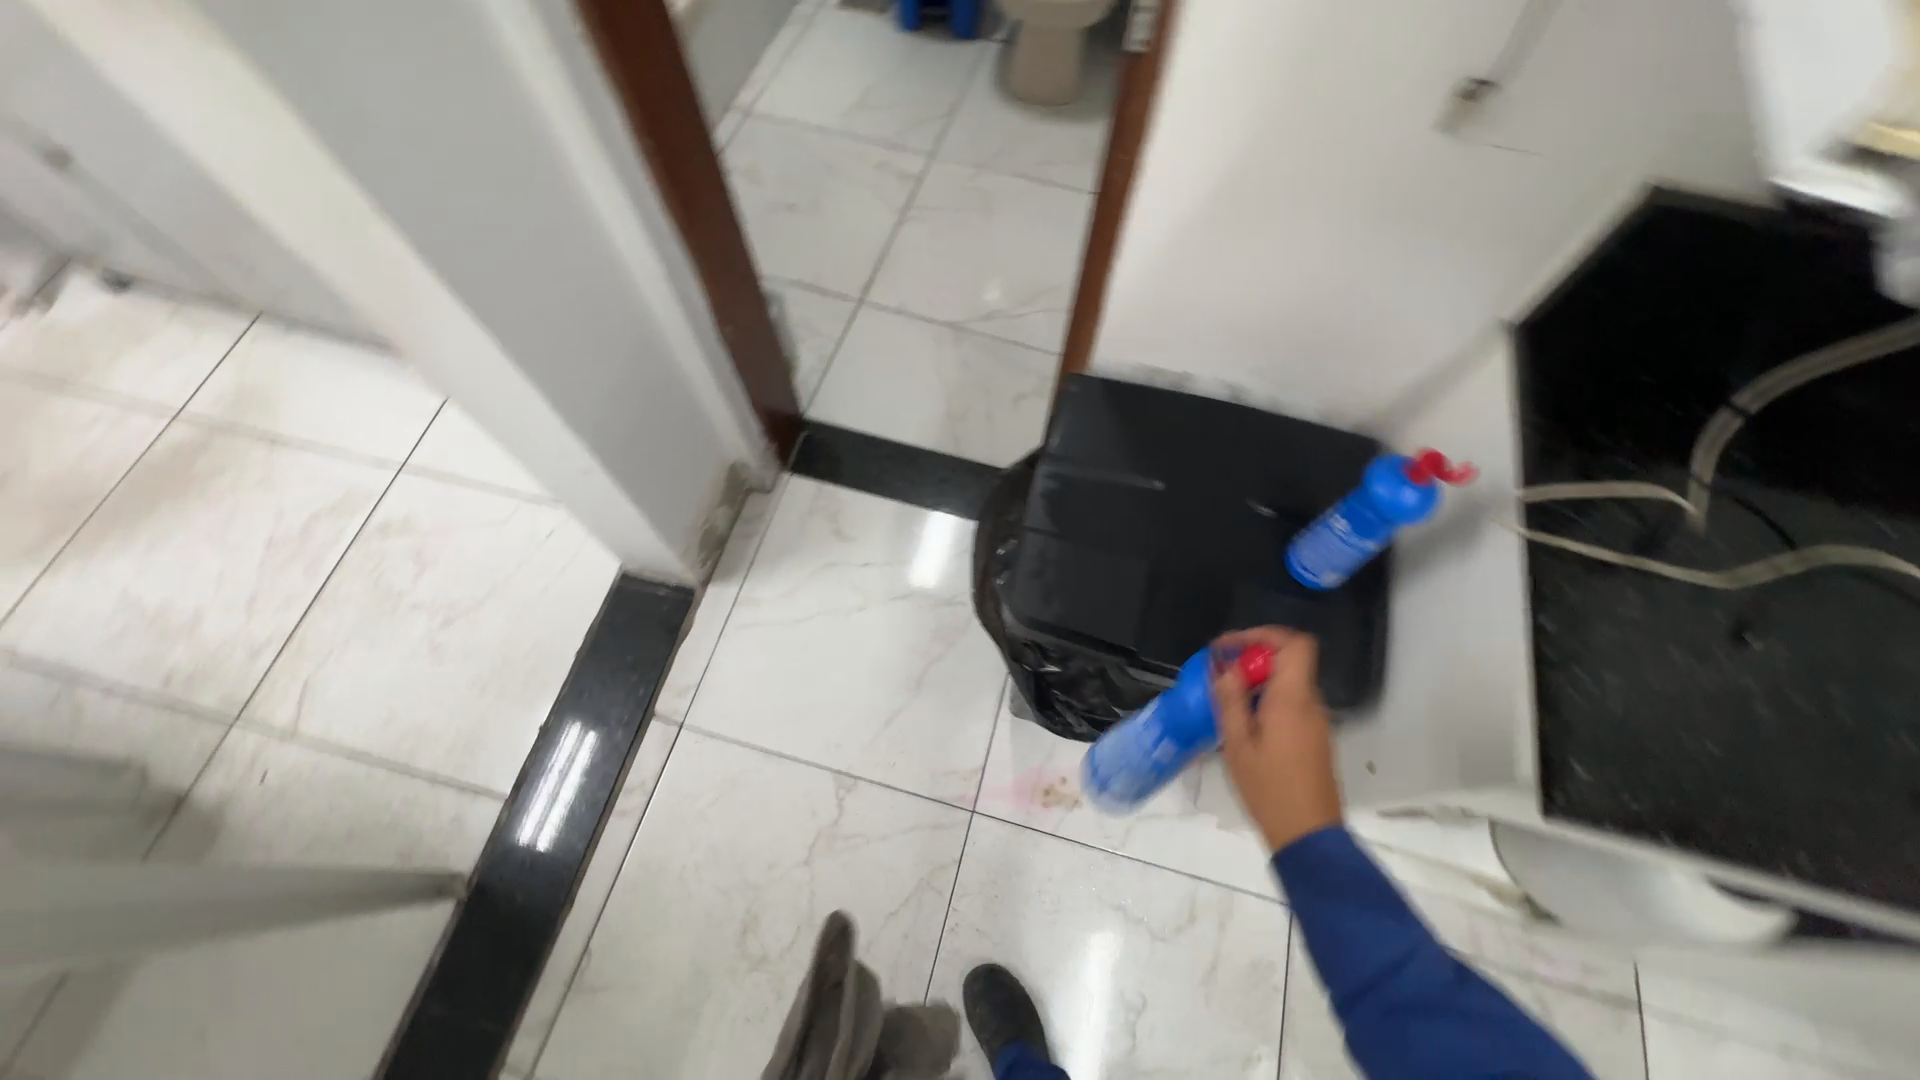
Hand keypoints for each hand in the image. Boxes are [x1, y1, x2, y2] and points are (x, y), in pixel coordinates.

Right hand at [1211, 627, 1343, 852]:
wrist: (1308, 835)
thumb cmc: (1269, 789)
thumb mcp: (1237, 745)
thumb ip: (1231, 701)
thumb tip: (1225, 670)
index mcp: (1292, 700)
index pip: (1294, 644)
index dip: (1263, 635)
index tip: (1231, 648)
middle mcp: (1311, 704)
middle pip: (1289, 661)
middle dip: (1253, 659)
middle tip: (1221, 673)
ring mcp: (1316, 722)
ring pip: (1289, 683)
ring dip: (1259, 681)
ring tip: (1226, 699)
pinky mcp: (1315, 739)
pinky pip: (1292, 704)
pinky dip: (1268, 701)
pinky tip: (1243, 723)